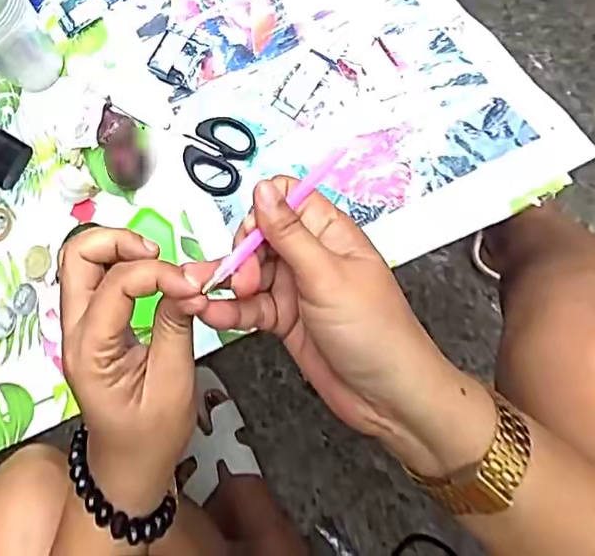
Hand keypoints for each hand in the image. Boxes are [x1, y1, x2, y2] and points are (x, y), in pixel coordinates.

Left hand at [58, 227, 202, 510]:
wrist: (125, 467)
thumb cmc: (148, 438)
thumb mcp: (173, 386)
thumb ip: (176, 326)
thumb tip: (187, 283)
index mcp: (90, 350)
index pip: (115, 285)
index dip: (157, 274)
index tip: (190, 284)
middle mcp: (74, 329)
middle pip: (77, 255)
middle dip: (118, 242)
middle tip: (157, 255)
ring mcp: (77, 322)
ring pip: (80, 258)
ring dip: (116, 247)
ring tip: (154, 260)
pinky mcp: (89, 320)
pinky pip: (93, 273)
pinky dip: (119, 260)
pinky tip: (146, 272)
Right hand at [179, 177, 493, 475]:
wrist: (393, 405)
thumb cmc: (382, 336)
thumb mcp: (327, 277)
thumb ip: (289, 233)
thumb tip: (265, 190)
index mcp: (328, 232)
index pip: (284, 199)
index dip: (262, 213)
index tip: (251, 237)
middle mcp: (309, 254)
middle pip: (257, 237)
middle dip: (239, 256)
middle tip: (242, 280)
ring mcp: (295, 285)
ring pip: (247, 272)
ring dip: (223, 283)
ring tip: (201, 294)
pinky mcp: (283, 316)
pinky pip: (247, 305)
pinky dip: (227, 309)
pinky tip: (212, 312)